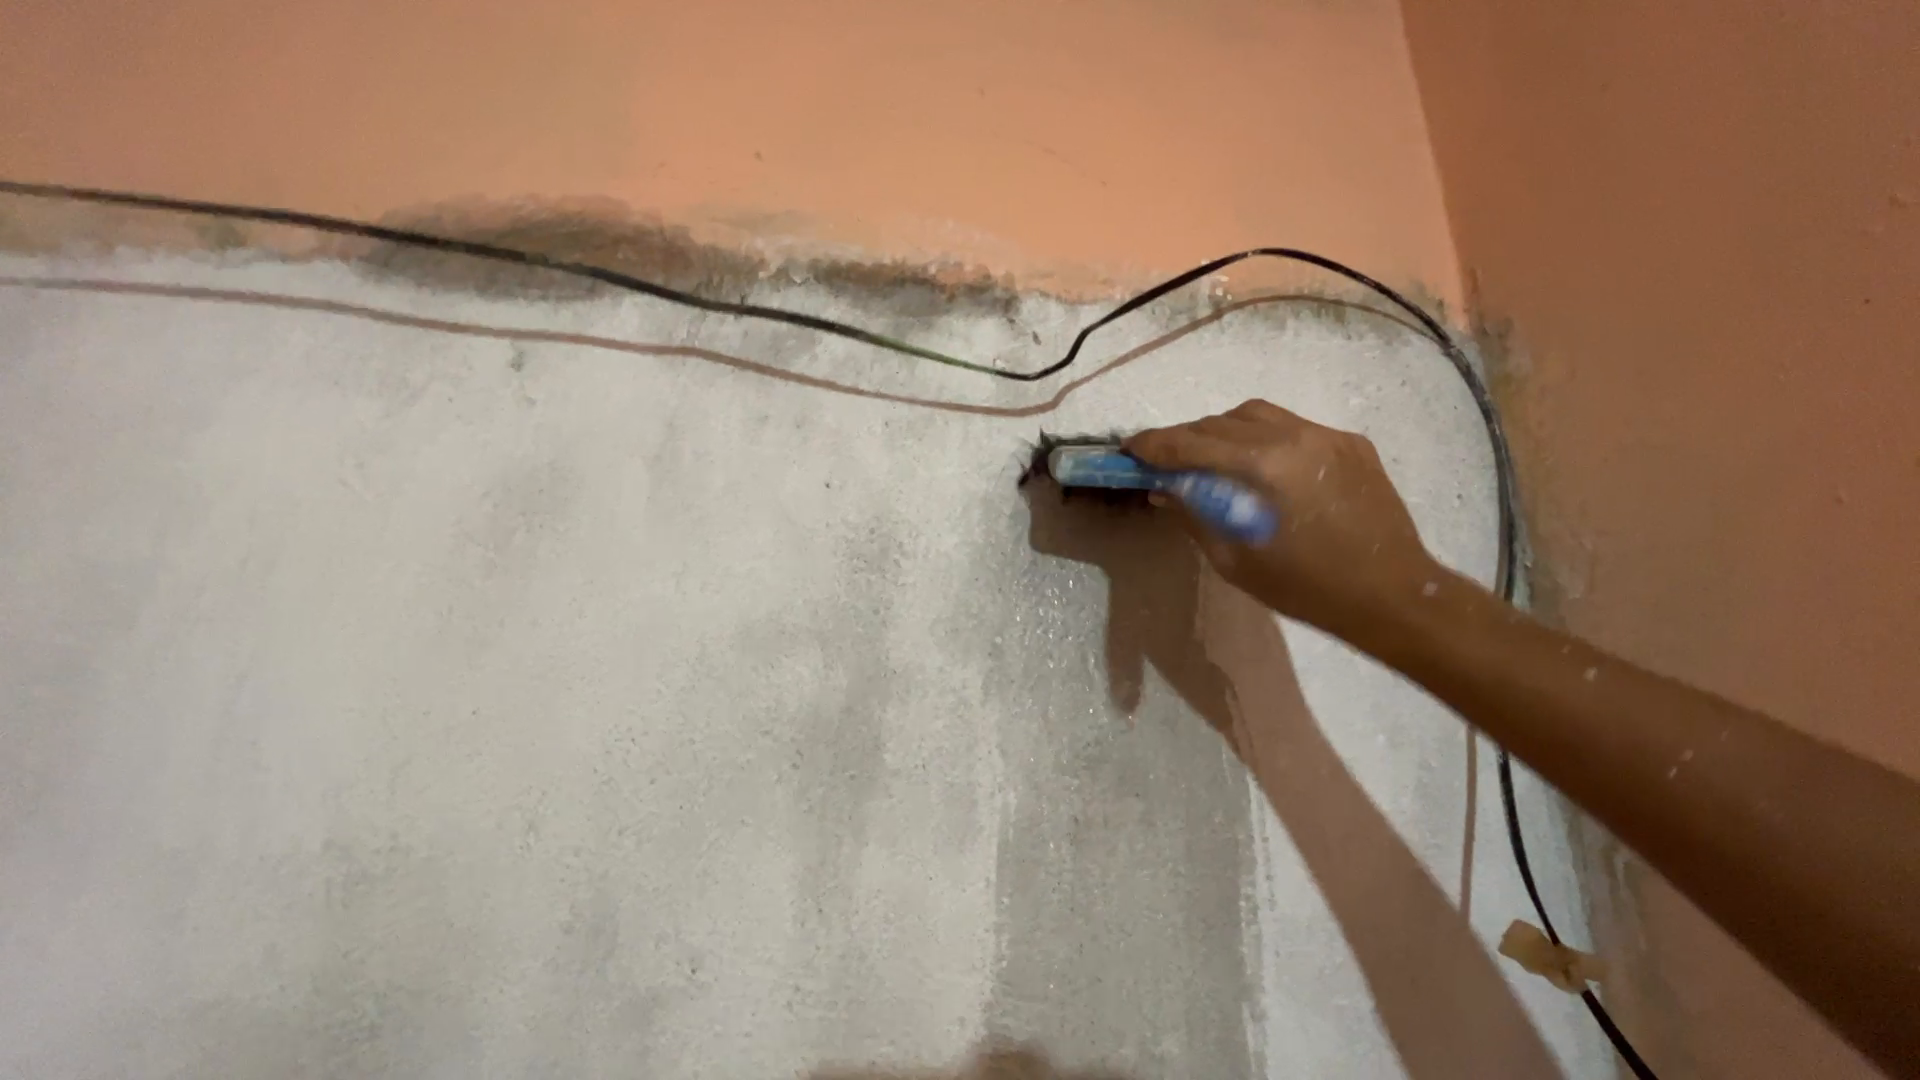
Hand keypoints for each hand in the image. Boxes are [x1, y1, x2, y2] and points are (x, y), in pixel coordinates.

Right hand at [1125, 400, 1440, 633]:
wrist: (1390, 594)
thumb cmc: (1305, 589)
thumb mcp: (1235, 560)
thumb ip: (1195, 515)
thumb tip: (1163, 490)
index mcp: (1261, 469)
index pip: (1191, 443)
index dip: (1153, 444)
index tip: (1129, 450)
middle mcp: (1292, 437)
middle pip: (1219, 422)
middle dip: (1185, 438)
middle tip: (1165, 460)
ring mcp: (1325, 434)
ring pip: (1256, 414)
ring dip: (1222, 431)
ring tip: (1211, 458)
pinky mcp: (1349, 441)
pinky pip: (1292, 426)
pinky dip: (1263, 438)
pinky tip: (1262, 467)